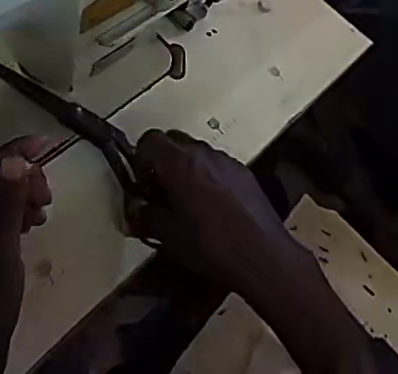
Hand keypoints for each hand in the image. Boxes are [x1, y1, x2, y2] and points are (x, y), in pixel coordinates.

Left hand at [0, 136, 53, 373]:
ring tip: (43, 211)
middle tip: (47, 195)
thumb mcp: (4, 253)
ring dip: (22, 195)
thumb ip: (9, 206)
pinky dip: (16, 212)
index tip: (45, 144)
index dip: (16, 149)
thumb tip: (16, 160)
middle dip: (23, 177)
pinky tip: (32, 224)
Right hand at [127, 129, 307, 299]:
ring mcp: (226, 160)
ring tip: (187, 201)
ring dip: (186, 168)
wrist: (263, 257)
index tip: (142, 182)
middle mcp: (202, 152)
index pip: (149, 140)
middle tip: (160, 190)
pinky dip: (209, 176)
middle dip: (162, 160)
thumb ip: (146, 217)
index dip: (140, 159)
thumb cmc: (212, 245)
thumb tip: (134, 211)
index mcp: (178, 162)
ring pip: (196, 151)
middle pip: (173, 140)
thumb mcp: (169, 237)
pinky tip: (213, 207)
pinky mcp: (244, 173)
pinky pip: (218, 165)